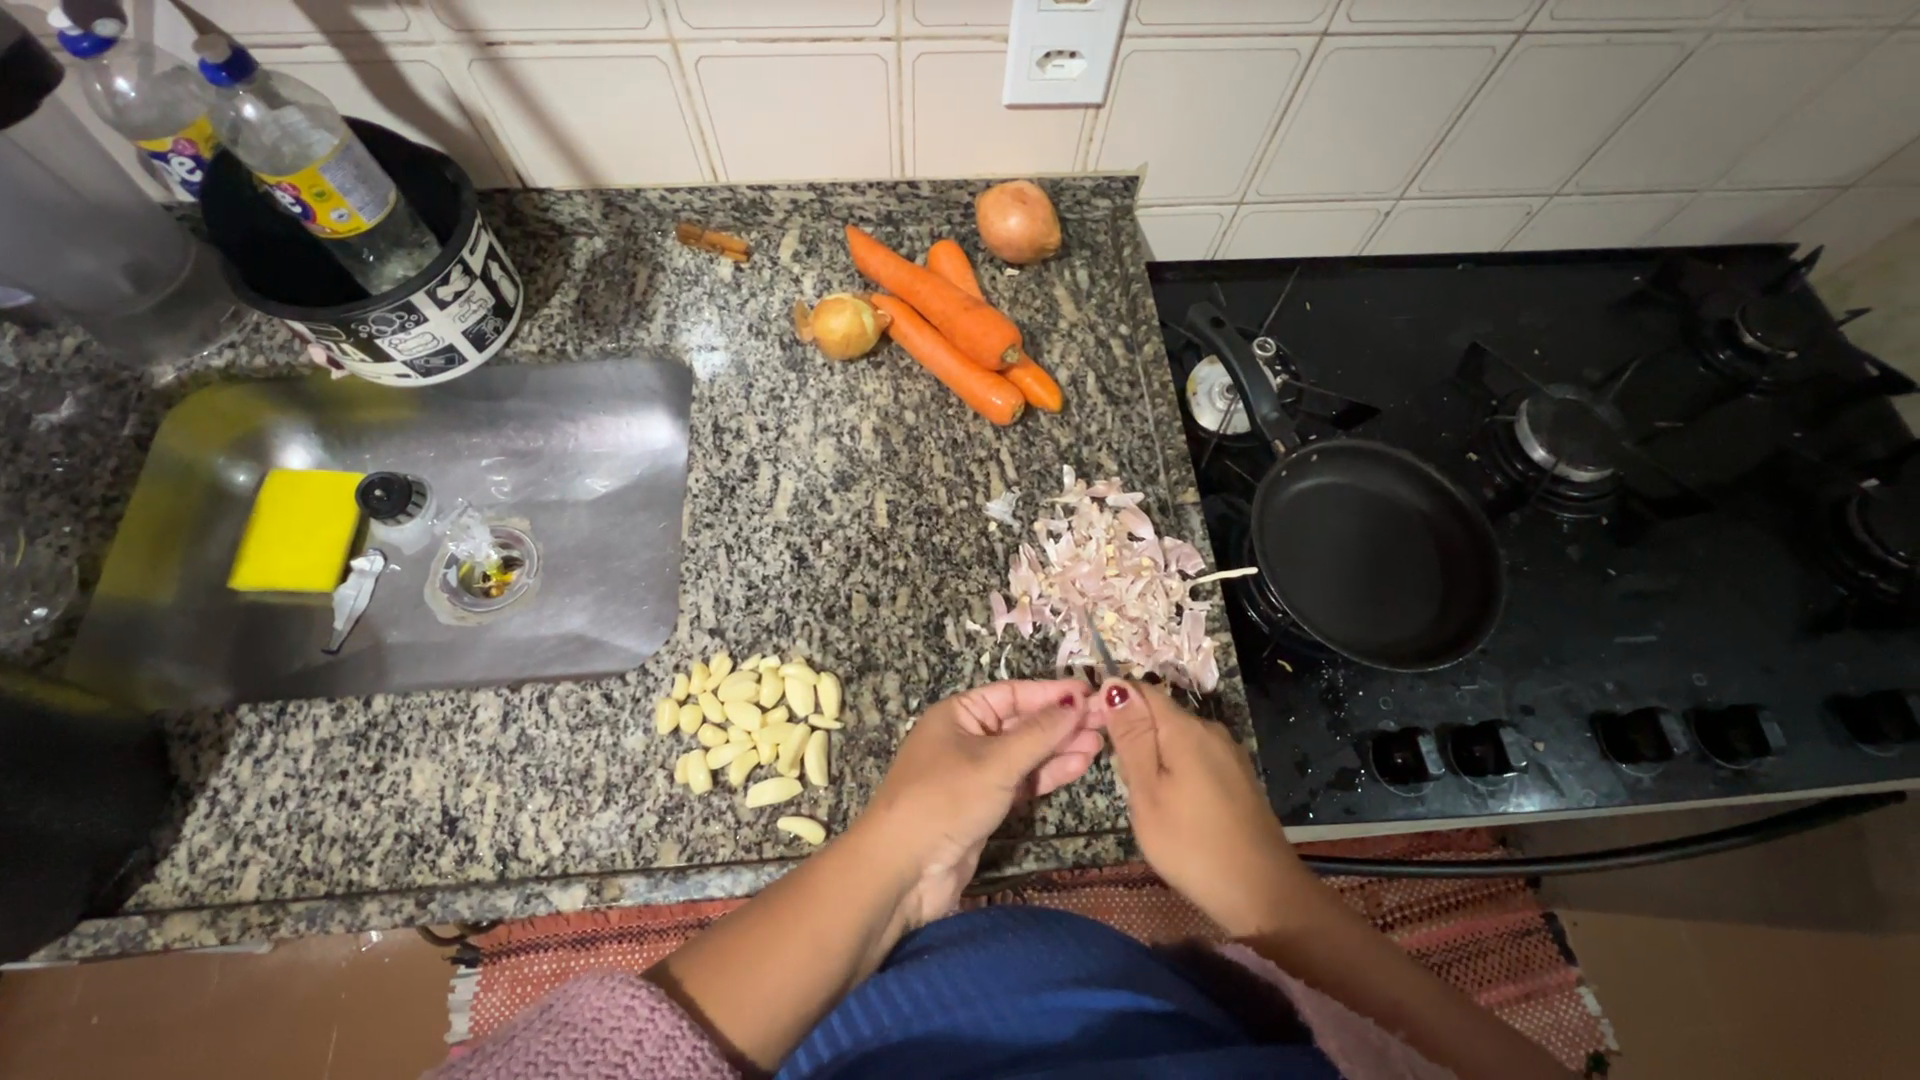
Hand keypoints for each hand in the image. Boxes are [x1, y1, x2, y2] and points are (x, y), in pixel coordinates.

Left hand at [857, 678, 1103, 925]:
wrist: (904, 869)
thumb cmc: (944, 800)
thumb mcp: (995, 762)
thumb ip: (1039, 733)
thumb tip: (1076, 702)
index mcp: (959, 714)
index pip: (1013, 693)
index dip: (1052, 693)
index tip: (1091, 693)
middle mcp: (967, 737)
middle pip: (1022, 722)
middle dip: (1062, 722)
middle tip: (1107, 720)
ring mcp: (976, 772)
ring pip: (1026, 754)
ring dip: (1060, 748)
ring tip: (1101, 743)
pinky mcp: (985, 804)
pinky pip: (1022, 781)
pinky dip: (1048, 774)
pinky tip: (1079, 765)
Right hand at [1093, 681, 1311, 937]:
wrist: (1262, 893)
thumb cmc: (1192, 844)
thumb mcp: (1147, 792)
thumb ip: (1131, 737)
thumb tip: (1114, 684)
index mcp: (1185, 729)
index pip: (1141, 691)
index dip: (1114, 703)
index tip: (1095, 737)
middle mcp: (1210, 731)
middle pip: (1159, 715)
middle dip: (1134, 736)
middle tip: (1123, 785)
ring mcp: (1229, 755)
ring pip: (1177, 739)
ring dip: (1154, 758)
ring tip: (1146, 801)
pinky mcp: (1238, 778)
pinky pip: (1196, 759)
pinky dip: (1177, 772)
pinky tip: (1175, 808)